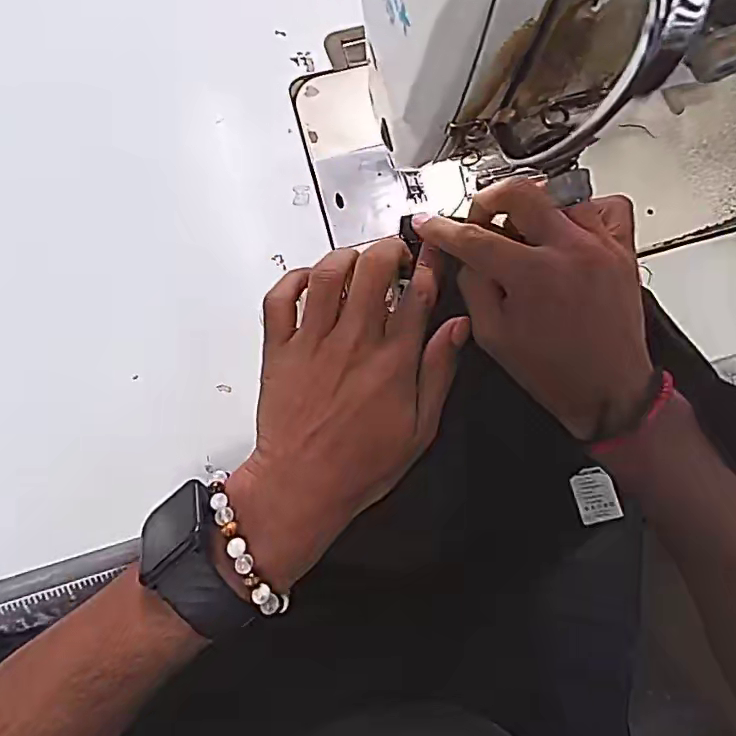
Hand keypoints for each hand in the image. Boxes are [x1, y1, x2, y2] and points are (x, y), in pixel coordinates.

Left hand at [224, 238, 468, 589]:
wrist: (302, 485)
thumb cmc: (359, 464)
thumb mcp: (420, 428)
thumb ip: (439, 370)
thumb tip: (456, 329)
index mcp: (392, 361)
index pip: (417, 292)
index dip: (428, 262)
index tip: (432, 253)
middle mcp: (353, 344)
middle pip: (372, 268)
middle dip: (388, 249)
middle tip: (393, 256)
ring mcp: (313, 343)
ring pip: (327, 273)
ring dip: (346, 256)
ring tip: (356, 261)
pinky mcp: (280, 350)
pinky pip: (279, 299)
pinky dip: (294, 279)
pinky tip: (309, 280)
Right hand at [412, 177, 654, 441]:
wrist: (609, 391)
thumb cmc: (556, 371)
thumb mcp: (493, 335)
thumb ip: (472, 286)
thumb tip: (463, 255)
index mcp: (531, 275)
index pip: (473, 236)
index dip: (442, 228)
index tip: (430, 223)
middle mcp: (568, 251)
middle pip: (518, 192)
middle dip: (487, 200)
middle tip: (478, 217)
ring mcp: (600, 247)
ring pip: (561, 193)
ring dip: (533, 206)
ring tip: (524, 230)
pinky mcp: (622, 251)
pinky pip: (608, 206)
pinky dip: (585, 208)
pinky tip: (569, 227)